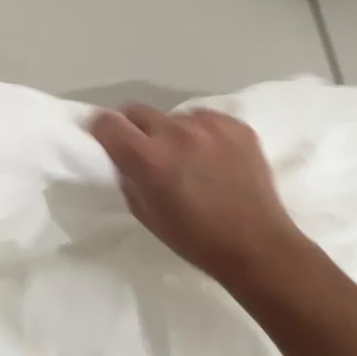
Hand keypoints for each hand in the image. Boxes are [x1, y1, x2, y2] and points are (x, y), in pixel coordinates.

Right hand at [89, 104, 313, 285]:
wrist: (255, 244)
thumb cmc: (192, 237)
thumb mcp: (142, 211)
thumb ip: (128, 176)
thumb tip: (124, 158)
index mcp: (148, 157)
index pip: (108, 122)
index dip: (101, 130)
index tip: (104, 141)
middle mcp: (176, 133)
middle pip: (138, 111)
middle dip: (132, 128)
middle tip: (143, 151)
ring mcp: (211, 126)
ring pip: (174, 117)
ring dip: (170, 132)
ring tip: (186, 158)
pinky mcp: (238, 126)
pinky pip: (205, 119)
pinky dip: (200, 133)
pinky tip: (211, 157)